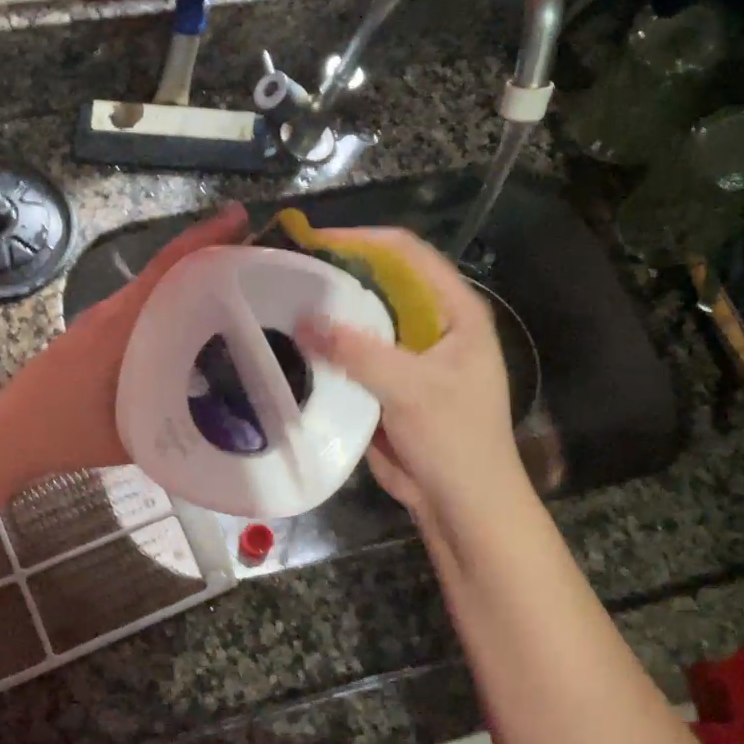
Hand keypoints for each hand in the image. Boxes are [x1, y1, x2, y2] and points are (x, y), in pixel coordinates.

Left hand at [0, 202, 249, 481]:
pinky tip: (184, 329)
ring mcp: (94, 324)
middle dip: (207, 260)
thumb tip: (223, 416)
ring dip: (185, 285)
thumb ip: (176, 423)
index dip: (204, 241)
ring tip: (229, 292)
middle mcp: (108, 314)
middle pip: (163, 273)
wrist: (9, 435)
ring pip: (149, 293)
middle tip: (252, 262)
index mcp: (120, 327)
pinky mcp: (87, 337)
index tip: (239, 218)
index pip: (167, 270)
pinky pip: (136, 311)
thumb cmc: (65, 434)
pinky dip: (164, 307)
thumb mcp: (131, 436)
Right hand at [294, 228, 527, 519]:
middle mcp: (433, 324)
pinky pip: (353, 357)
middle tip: (285, 274)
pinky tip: (294, 349)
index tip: (310, 242)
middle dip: (337, 276)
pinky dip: (328, 350)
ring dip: (328, 315)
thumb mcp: (409, 389)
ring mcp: (409, 355)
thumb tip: (303, 320)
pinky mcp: (388, 385)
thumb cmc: (453, 439)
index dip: (361, 240)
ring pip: (363, 321)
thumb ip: (357, 352)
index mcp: (455, 311)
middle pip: (381, 284)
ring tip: (280, 306)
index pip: (406, 254)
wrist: (463, 503)